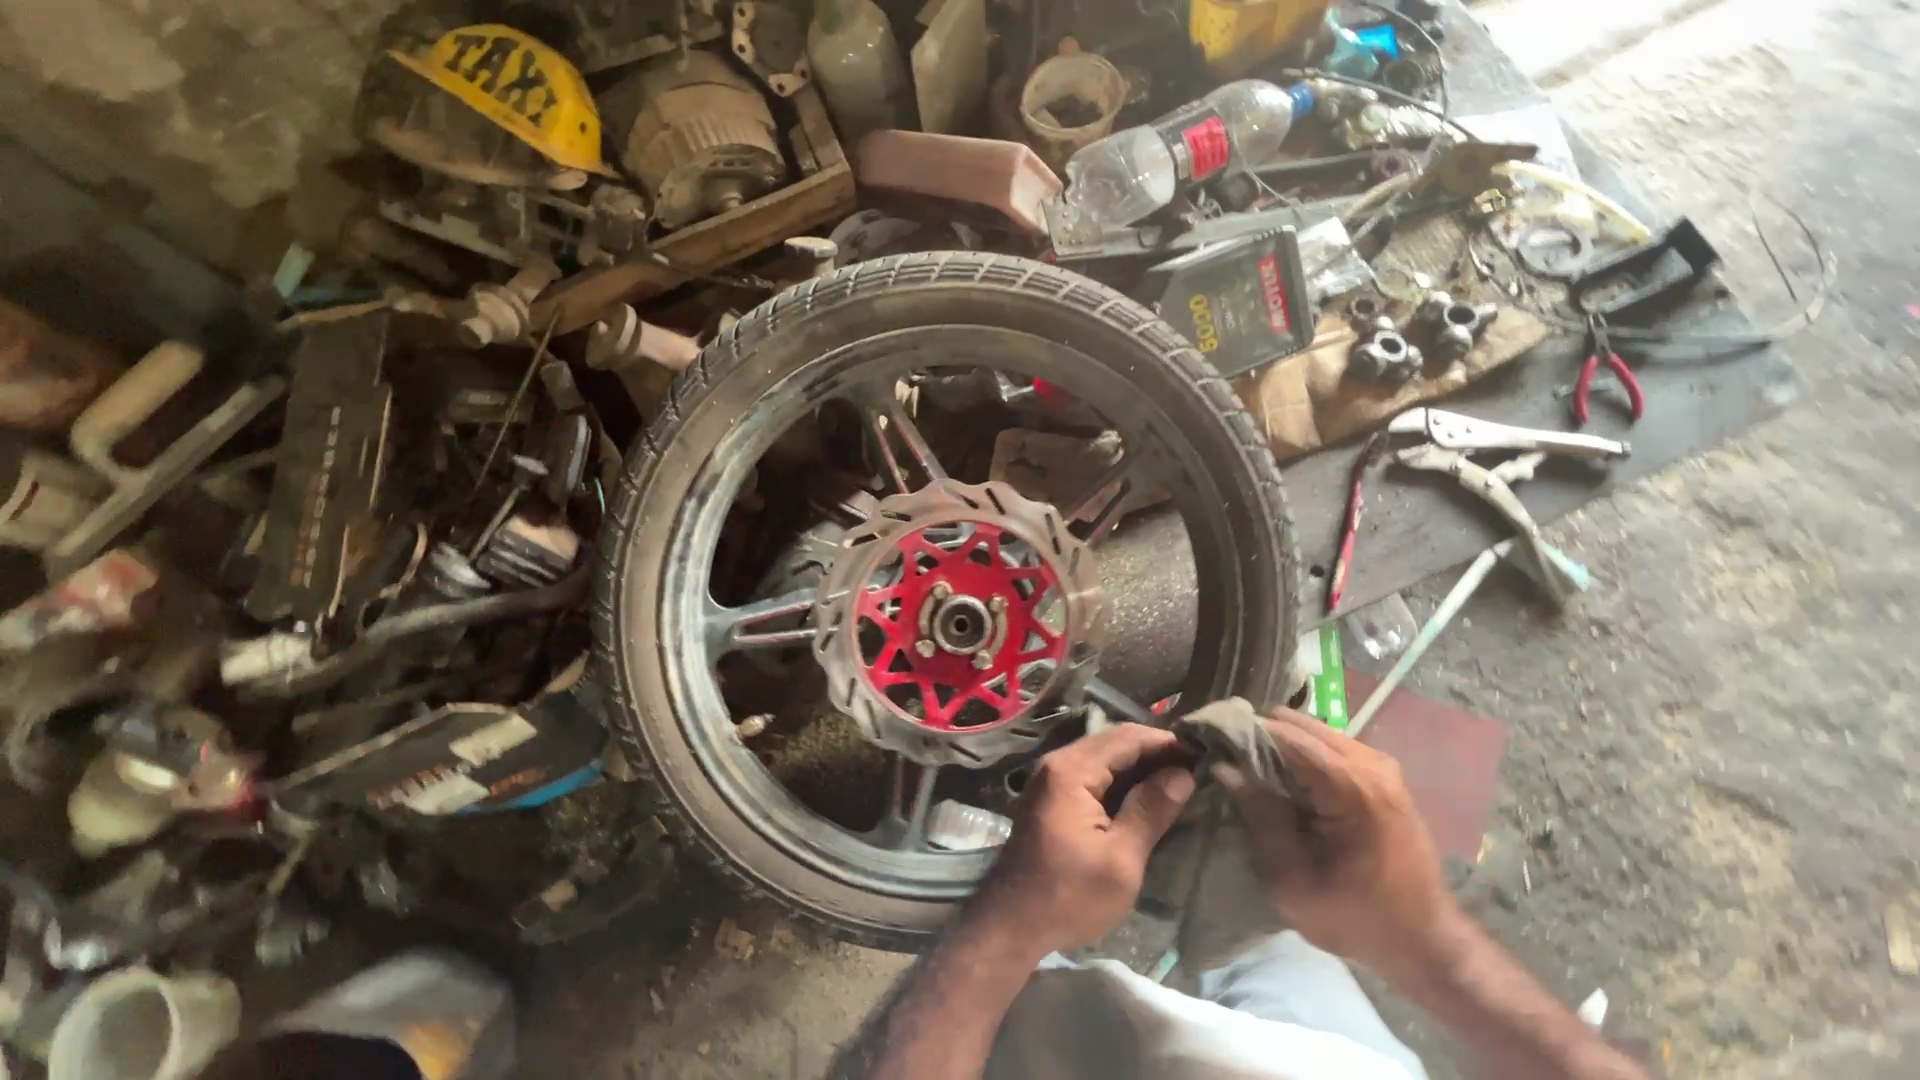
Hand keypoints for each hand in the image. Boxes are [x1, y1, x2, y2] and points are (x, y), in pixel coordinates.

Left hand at [964, 724, 1195, 958]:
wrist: (1010, 925)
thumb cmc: (1068, 896)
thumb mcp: (1121, 859)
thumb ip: (1151, 810)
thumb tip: (1182, 774)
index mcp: (1071, 770)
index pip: (1127, 738)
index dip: (1166, 743)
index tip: (1203, 754)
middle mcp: (1057, 763)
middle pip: (1113, 742)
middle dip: (1154, 752)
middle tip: (1196, 768)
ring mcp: (1050, 779)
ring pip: (1103, 757)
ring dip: (1138, 767)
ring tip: (1178, 781)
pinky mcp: (1051, 798)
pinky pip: (1091, 774)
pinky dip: (1119, 780)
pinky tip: (1146, 797)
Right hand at [1214, 708, 1455, 977]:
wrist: (1424, 942)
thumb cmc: (1354, 917)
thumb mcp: (1292, 878)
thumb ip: (1261, 815)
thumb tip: (1224, 765)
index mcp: (1350, 787)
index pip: (1283, 734)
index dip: (1241, 732)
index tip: (1206, 739)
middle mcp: (1371, 764)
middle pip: (1299, 724)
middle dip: (1258, 734)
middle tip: (1223, 755)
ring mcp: (1382, 766)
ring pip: (1315, 730)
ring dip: (1280, 742)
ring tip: (1247, 766)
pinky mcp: (1385, 775)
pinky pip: (1332, 745)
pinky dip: (1302, 752)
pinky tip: (1282, 777)